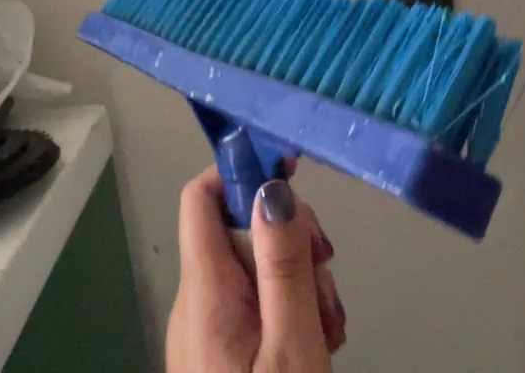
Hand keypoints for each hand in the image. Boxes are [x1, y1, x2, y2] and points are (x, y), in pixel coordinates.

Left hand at [167, 167, 346, 372]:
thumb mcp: (291, 342)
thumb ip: (283, 264)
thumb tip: (271, 186)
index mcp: (204, 291)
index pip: (202, 197)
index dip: (243, 172)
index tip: (292, 173)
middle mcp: (195, 301)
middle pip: (242, 233)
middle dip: (293, 241)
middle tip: (327, 271)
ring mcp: (205, 328)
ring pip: (256, 270)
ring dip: (300, 282)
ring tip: (328, 326)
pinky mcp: (218, 352)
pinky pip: (254, 306)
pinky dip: (289, 310)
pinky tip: (317, 339)